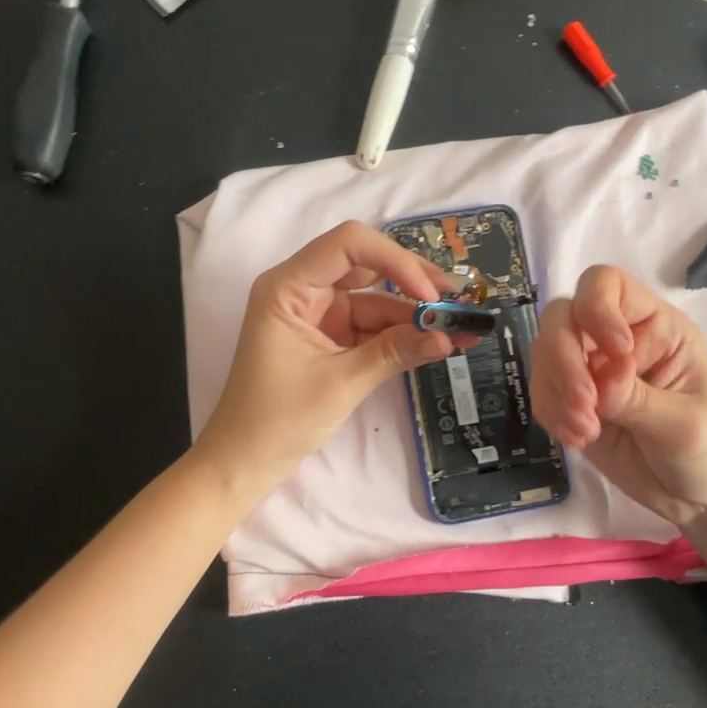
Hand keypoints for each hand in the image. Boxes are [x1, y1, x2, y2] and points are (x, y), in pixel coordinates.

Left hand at [193, 221, 462, 493]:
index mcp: (288, 287)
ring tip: (462, 326)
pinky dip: (402, 334)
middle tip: (458, 301)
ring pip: (375, 299)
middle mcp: (302, 290)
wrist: (244, 461)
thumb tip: (448, 337)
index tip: (430, 295)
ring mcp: (317, 315)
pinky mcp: (329, 339)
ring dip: (415, 313)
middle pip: (366, 265)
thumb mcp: (341, 384)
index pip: (348, 245)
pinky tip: (437, 340)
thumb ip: (394, 353)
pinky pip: (371, 326)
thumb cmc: (277, 420)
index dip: (395, 261)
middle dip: (413, 281)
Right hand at [532, 265, 706, 528]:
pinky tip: (579, 440)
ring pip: (545, 355)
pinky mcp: (574, 404)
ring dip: (556, 393)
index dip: (597, 309)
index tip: (614, 354)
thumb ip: (638, 398)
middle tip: (585, 407)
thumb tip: (600, 375)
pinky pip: (542, 394)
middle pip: (563, 317)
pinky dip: (551, 415)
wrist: (702, 501)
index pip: (608, 286)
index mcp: (656, 327)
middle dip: (564, 361)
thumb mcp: (684, 425)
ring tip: (586, 434)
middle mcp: (618, 340)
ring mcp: (591, 372)